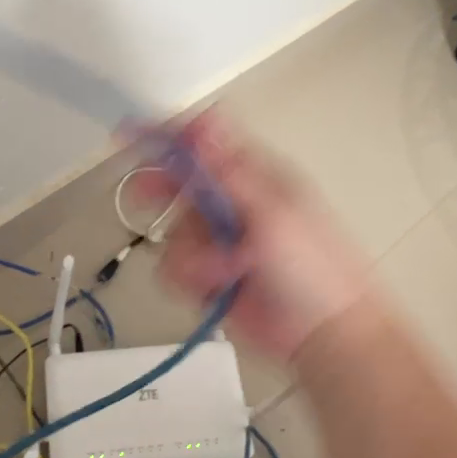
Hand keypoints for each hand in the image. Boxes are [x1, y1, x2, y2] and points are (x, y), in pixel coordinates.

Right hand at [140, 112, 378, 361]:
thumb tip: (204, 122)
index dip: (169, 135)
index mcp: (256, 177)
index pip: (206, 142)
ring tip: (222, 270)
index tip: (133, 132)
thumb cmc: (313, 267)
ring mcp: (220, 240)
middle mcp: (234, 203)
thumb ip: (230, 172)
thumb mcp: (273, 213)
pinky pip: (174, 265)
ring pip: (173, 229)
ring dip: (189, 251)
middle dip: (161, 189)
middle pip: (180, 181)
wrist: (324, 334)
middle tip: (144, 195)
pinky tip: (214, 285)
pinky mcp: (209, 275)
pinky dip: (187, 275)